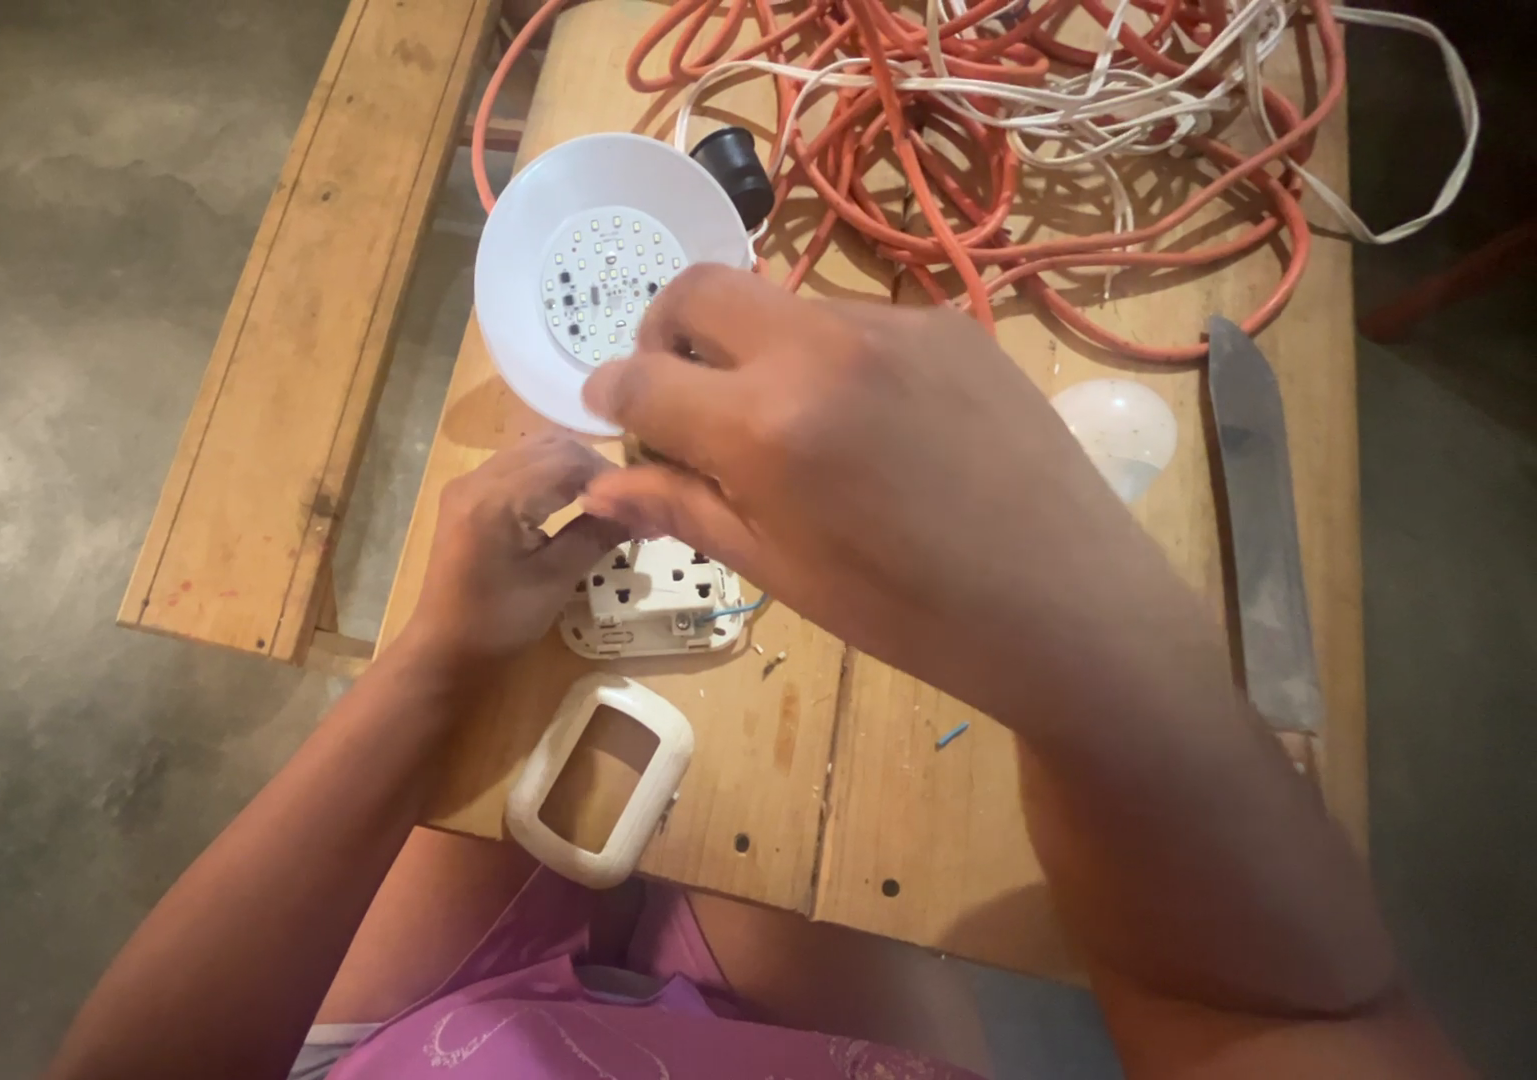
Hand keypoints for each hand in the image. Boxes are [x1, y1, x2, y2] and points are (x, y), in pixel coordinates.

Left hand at [401, 434, 626, 671]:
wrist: (445, 647)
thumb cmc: (500, 622)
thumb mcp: (555, 580)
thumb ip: (597, 535)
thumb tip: (646, 511)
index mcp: (496, 501)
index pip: (565, 461)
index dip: (607, 474)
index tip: (638, 498)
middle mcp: (476, 479)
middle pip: (548, 445)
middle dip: (590, 465)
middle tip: (622, 497)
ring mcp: (467, 483)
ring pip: (532, 449)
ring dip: (570, 465)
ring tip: (600, 498)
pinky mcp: (466, 493)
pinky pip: (515, 464)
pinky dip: (547, 472)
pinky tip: (567, 498)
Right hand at [580, 265, 1205, 723]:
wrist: (1066, 605)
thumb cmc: (902, 610)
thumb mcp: (775, 568)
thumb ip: (679, 508)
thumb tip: (596, 488)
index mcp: (765, 427)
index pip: (642, 378)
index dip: (609, 393)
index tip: (608, 409)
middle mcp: (819, 350)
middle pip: (699, 289)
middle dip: (663, 331)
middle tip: (678, 392)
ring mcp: (891, 324)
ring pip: (776, 303)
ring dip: (747, 349)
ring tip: (783, 424)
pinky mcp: (947, 322)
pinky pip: (848, 320)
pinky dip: (819, 357)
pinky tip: (859, 421)